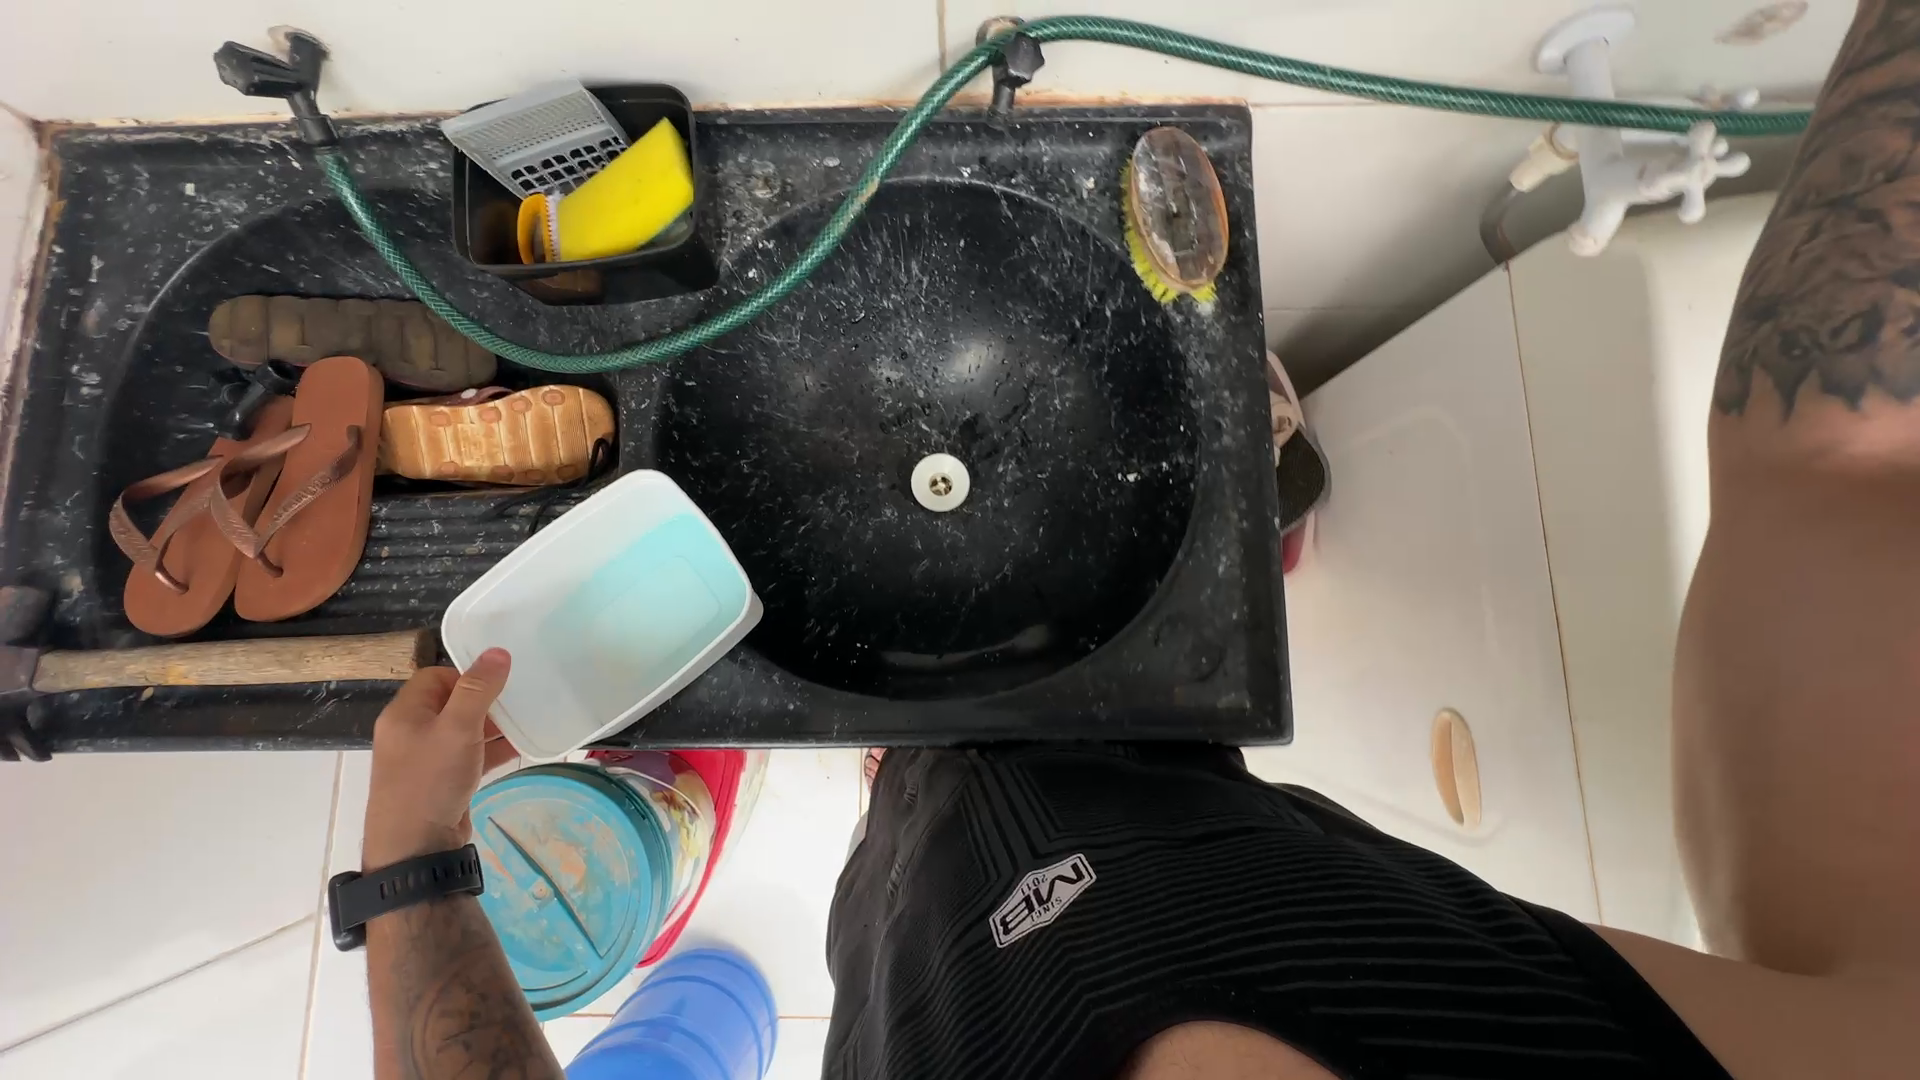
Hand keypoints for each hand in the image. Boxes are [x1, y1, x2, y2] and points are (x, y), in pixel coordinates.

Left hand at [363, 648, 517, 868]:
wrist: (416, 846)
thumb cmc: (431, 780)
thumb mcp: (458, 729)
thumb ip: (479, 689)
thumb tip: (497, 651)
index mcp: (405, 714)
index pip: (436, 676)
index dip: (467, 675)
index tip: (498, 684)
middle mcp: (411, 732)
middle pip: (453, 701)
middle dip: (487, 700)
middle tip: (519, 700)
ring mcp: (427, 758)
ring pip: (465, 729)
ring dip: (494, 725)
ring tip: (527, 721)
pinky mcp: (443, 779)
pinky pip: (471, 753)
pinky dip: (493, 749)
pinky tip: (522, 748)